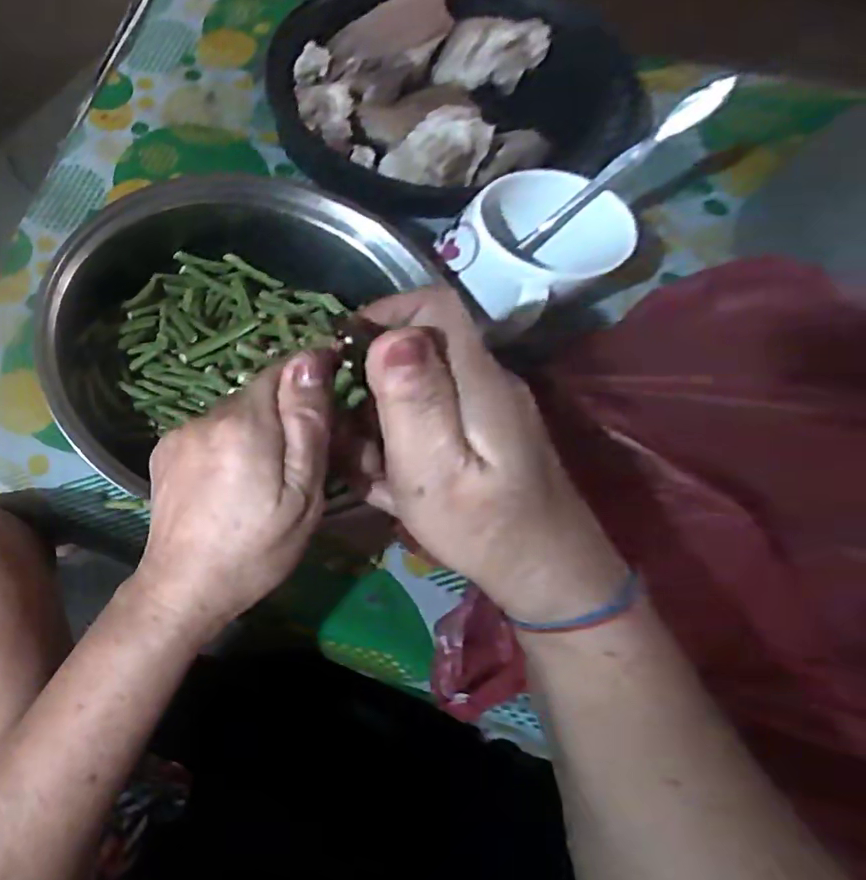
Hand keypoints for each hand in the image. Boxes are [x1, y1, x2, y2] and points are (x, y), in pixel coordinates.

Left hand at [133, 350, 331, 633]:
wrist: (184, 582)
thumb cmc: (255, 547)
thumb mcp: (302, 491)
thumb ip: (306, 422)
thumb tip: (311, 359)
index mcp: (242, 423)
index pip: (280, 370)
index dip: (309, 375)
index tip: (332, 393)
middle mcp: (202, 419)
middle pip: (253, 396)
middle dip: (280, 412)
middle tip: (303, 455)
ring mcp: (177, 436)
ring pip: (228, 417)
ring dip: (250, 431)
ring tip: (263, 477)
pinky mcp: (161, 454)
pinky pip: (204, 435)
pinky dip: (222, 446)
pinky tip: (228, 482)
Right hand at [354, 287, 628, 623]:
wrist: (545, 575)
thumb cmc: (480, 525)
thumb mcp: (432, 468)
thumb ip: (411, 400)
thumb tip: (390, 336)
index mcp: (476, 381)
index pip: (432, 305)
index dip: (379, 313)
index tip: (335, 352)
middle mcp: (484, 381)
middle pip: (413, 344)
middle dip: (363, 377)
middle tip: (343, 429)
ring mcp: (481, 406)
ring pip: (409, 382)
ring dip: (371, 415)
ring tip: (365, 464)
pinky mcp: (475, 430)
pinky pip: (419, 412)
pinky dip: (389, 436)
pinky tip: (385, 476)